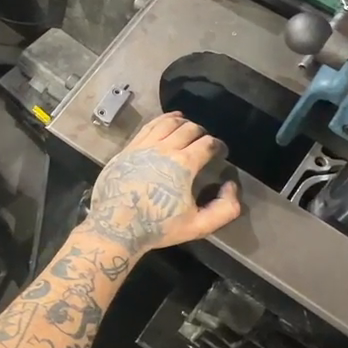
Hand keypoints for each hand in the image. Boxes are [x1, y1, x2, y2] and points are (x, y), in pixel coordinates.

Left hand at [84, 111, 241, 253]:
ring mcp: (143, 146)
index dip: (218, 145)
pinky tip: (167, 121)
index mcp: (183, 164)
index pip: (208, 143)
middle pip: (189, 128)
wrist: (116, 226)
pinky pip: (148, 126)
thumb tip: (231, 186)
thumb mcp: (198, 226)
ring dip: (182, 123)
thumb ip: (225, 209)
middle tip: (204, 143)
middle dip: (202, 133)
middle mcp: (163, 149)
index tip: (221, 152)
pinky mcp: (128, 148)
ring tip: (188, 128)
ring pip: (167, 123)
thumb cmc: (157, 227)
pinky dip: (162, 120)